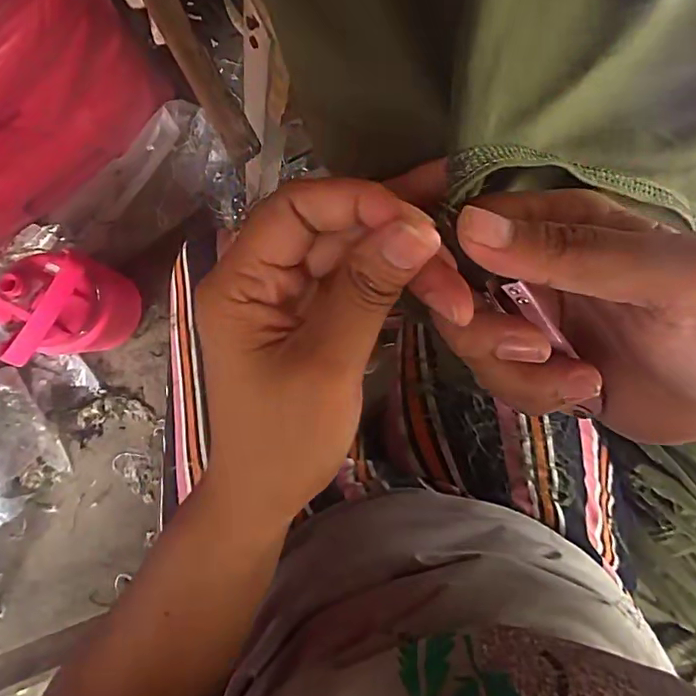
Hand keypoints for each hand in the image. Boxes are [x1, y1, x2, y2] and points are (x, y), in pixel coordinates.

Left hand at [194, 178, 474, 524]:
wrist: (264, 495)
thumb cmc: (282, 441)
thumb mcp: (326, 366)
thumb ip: (366, 291)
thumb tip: (416, 229)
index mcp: (239, 280)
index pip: (292, 208)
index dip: (353, 200)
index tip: (414, 220)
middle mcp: (259, 273)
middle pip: (327, 223)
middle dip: (389, 229)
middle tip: (451, 242)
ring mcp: (287, 289)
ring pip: (348, 247)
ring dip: (401, 255)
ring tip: (456, 269)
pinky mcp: (312, 307)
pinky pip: (354, 274)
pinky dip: (394, 275)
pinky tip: (437, 275)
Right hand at [388, 163, 695, 443]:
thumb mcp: (661, 277)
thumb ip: (569, 251)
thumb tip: (468, 225)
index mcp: (556, 219)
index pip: (468, 219)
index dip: (444, 256)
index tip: (458, 300)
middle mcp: (528, 260)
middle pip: (453, 282)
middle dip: (478, 325)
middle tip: (532, 349)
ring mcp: (524, 312)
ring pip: (467, 334)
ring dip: (512, 366)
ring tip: (578, 377)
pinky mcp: (528, 361)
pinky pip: (493, 375)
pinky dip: (531, 392)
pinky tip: (585, 391)